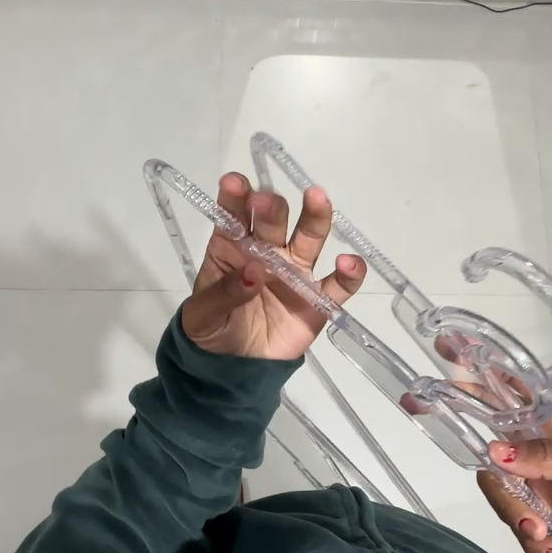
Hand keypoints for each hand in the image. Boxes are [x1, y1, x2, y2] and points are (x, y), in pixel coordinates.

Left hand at [181, 172, 366, 359]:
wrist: (234, 369)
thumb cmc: (212, 332)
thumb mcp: (202, 317)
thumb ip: (223, 293)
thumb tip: (253, 272)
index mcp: (233, 248)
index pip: (234, 217)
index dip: (235, 198)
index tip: (235, 184)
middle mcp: (268, 251)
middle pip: (274, 222)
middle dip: (272, 209)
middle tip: (266, 201)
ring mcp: (296, 273)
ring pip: (310, 239)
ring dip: (315, 217)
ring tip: (317, 198)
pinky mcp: (318, 300)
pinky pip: (339, 286)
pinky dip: (349, 274)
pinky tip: (349, 263)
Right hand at [476, 388, 551, 552]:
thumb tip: (494, 452)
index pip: (513, 387)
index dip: (476, 378)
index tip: (439, 376)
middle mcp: (541, 442)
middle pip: (492, 448)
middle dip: (503, 487)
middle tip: (526, 517)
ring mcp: (537, 478)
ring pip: (500, 490)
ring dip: (520, 519)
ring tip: (550, 540)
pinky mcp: (538, 512)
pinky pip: (515, 522)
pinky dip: (533, 542)